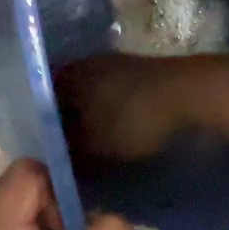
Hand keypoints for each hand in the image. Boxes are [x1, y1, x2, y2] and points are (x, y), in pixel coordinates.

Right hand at [56, 54, 228, 161]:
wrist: (190, 93)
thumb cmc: (134, 119)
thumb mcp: (94, 148)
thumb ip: (68, 157)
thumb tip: (53, 165)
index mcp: (66, 76)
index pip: (38, 107)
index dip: (40, 135)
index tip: (45, 159)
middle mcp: (85, 64)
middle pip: (64, 103)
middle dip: (66, 130)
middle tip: (68, 160)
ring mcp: (114, 66)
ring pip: (90, 101)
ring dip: (90, 125)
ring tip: (94, 153)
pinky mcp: (139, 75)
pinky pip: (113, 100)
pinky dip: (111, 119)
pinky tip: (118, 138)